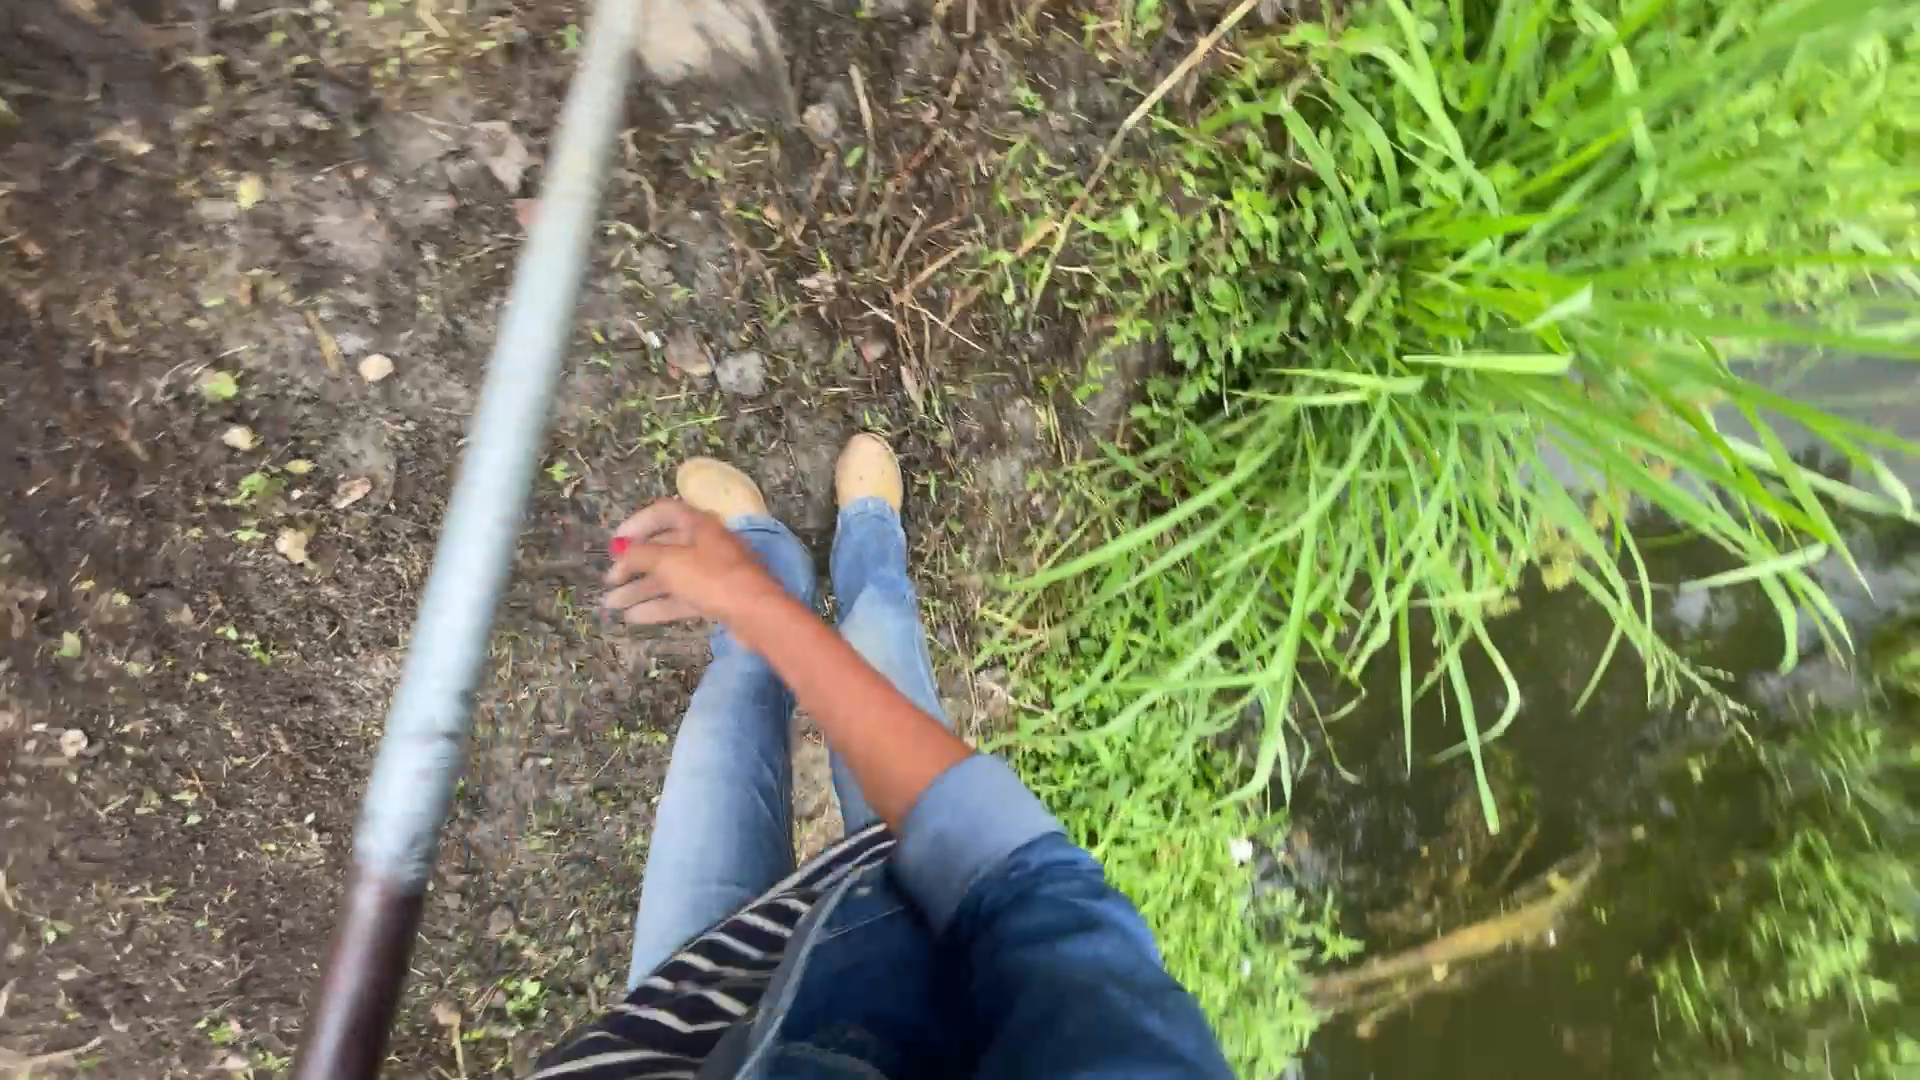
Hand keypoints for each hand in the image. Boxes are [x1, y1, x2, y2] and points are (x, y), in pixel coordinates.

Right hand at [602, 499, 782, 624]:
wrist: (756, 612)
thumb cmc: (712, 578)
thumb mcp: (669, 562)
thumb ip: (641, 554)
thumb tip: (623, 550)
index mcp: (699, 524)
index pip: (665, 512)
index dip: (638, 523)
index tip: (615, 541)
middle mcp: (707, 544)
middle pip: (665, 548)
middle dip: (634, 564)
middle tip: (610, 580)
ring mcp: (713, 571)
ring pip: (671, 576)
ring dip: (640, 589)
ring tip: (612, 604)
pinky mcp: (718, 596)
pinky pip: (682, 597)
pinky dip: (659, 605)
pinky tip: (633, 618)